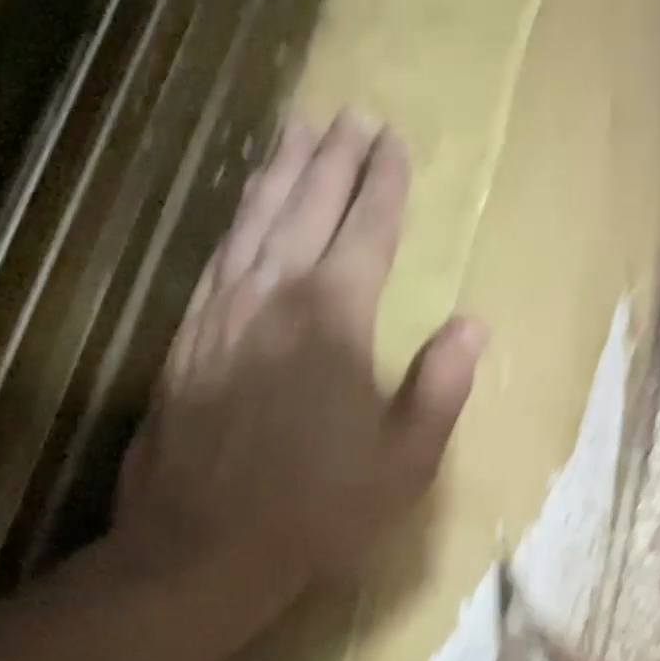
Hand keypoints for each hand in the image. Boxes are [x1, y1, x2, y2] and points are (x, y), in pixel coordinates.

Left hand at [114, 110, 485, 601]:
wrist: (204, 545)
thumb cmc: (321, 508)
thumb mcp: (406, 460)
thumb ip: (441, 386)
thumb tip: (472, 325)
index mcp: (333, 319)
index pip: (366, 231)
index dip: (383, 184)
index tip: (394, 142)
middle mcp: (273, 296)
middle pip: (306, 206)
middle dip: (334, 158)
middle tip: (352, 115)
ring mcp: (221, 310)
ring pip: (254, 219)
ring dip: (281, 170)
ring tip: (298, 130)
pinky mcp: (188, 334)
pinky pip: (220, 254)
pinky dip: (241, 218)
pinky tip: (248, 211)